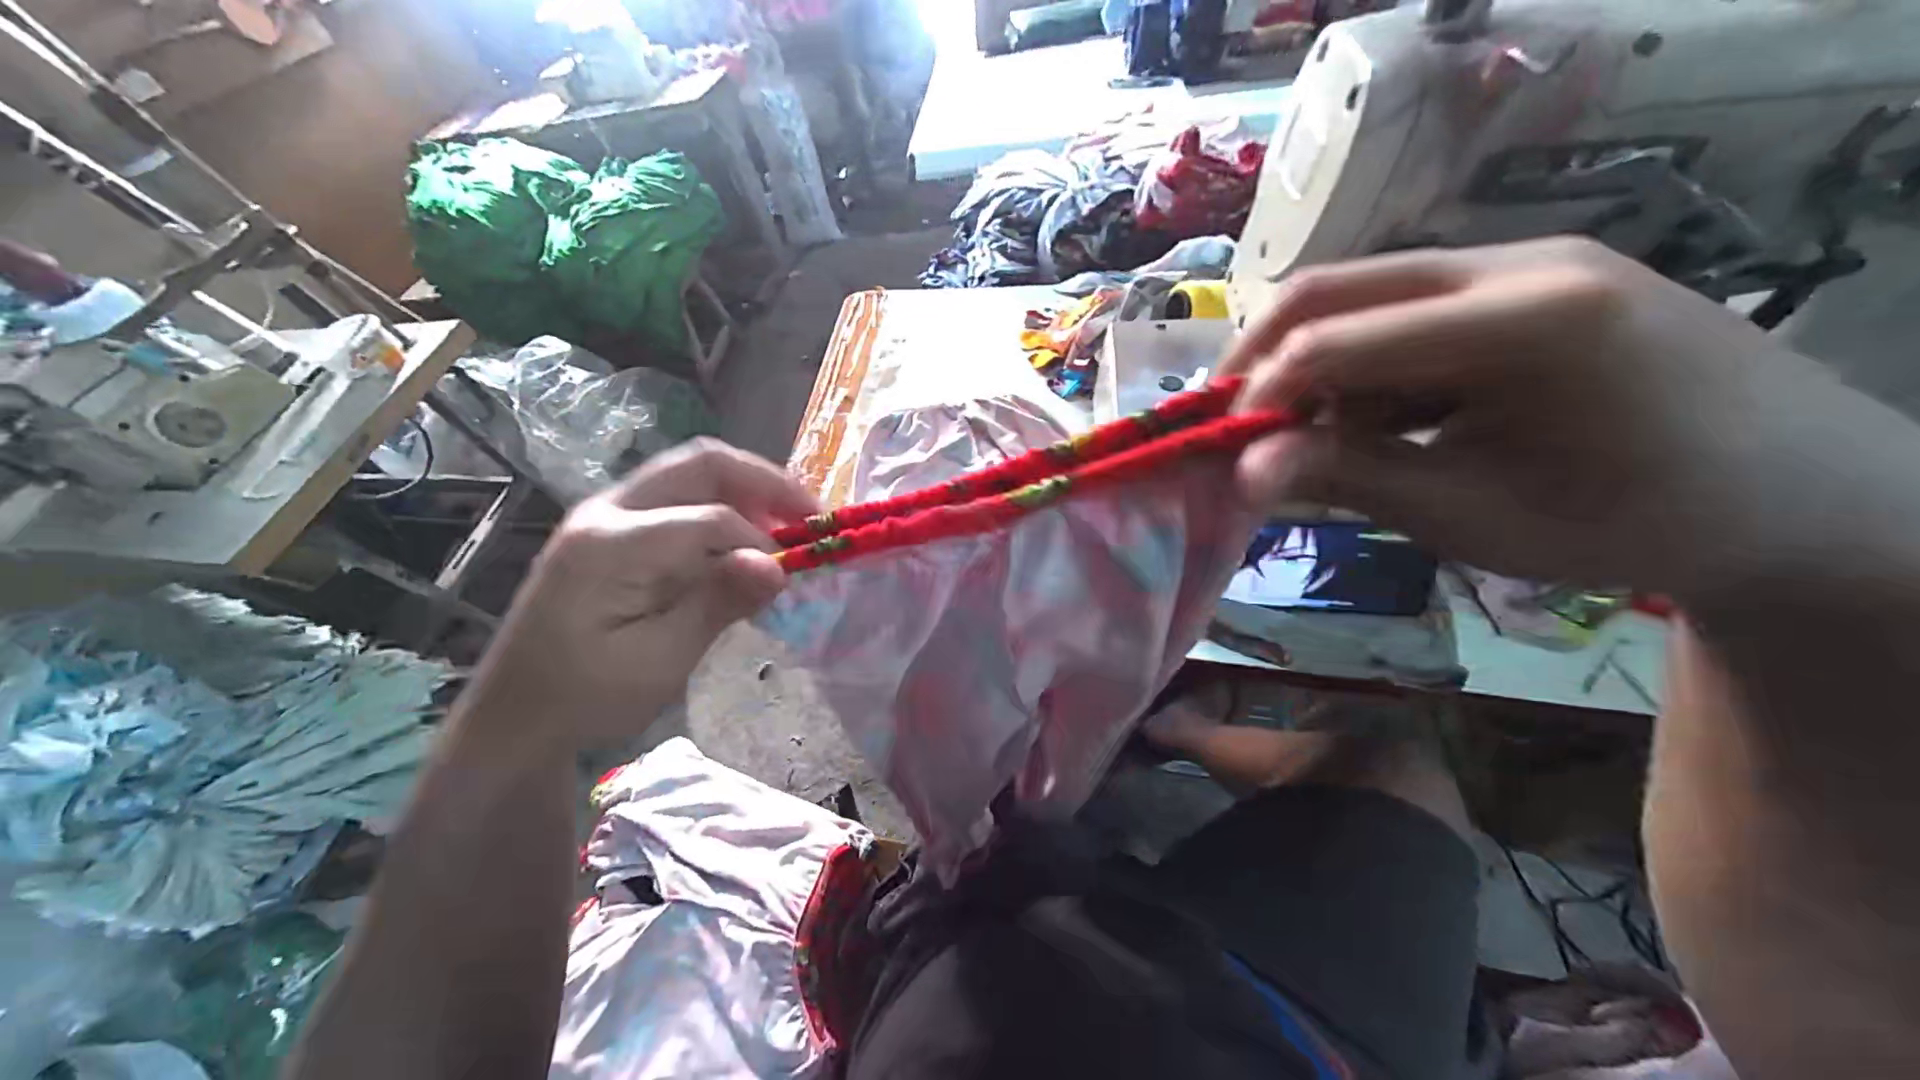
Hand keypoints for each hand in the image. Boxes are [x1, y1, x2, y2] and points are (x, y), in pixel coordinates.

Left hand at [468, 439, 817, 744]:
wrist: (516, 714)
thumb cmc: (587, 696)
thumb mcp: (660, 661)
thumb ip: (717, 604)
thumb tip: (778, 565)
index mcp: (611, 545)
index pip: (710, 519)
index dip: (761, 543)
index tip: (793, 577)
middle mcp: (606, 510)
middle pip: (701, 464)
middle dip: (765, 482)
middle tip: (809, 516)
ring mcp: (606, 513)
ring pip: (691, 471)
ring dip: (746, 489)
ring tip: (785, 524)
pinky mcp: (613, 528)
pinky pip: (678, 496)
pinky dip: (723, 506)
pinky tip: (744, 539)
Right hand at [1221, 236, 1919, 601]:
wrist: (1793, 494)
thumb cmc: (1629, 521)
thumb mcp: (1471, 513)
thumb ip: (1349, 478)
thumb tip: (1239, 475)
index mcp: (1527, 320)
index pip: (1334, 337)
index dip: (1258, 396)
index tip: (1221, 453)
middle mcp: (1519, 261)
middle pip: (1334, 287)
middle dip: (1261, 358)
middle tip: (1229, 424)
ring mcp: (1524, 261)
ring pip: (1361, 293)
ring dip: (1309, 362)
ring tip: (1305, 434)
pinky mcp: (1523, 279)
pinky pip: (1402, 307)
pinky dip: (1358, 362)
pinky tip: (1367, 415)